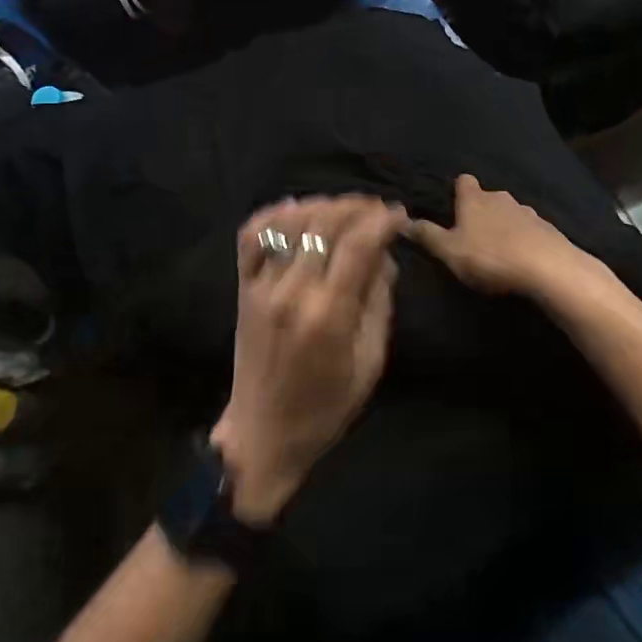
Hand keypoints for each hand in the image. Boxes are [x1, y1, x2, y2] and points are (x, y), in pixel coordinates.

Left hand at [211, 195, 405, 524]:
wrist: (263, 435)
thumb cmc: (327, 406)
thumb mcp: (370, 361)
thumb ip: (378, 303)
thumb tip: (383, 256)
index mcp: (328, 315)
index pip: (358, 245)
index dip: (383, 221)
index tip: (399, 214)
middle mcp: (292, 292)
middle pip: (325, 224)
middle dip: (357, 207)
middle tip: (377, 208)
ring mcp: (261, 288)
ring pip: (290, 223)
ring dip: (322, 205)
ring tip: (345, 208)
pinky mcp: (242, 290)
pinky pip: (251, 238)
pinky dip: (273, 215)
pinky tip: (295, 208)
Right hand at [406, 174, 602, 298]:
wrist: (546, 266)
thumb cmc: (489, 256)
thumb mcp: (449, 251)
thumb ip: (427, 235)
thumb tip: (403, 220)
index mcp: (475, 199)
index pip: (464, 181)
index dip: (458, 191)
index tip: (453, 205)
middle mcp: (501, 197)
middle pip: (487, 197)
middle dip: (480, 211)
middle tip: (471, 235)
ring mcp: (527, 211)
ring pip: (509, 212)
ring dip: (503, 225)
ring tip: (497, 249)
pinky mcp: (546, 227)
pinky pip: (529, 228)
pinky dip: (523, 238)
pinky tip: (521, 256)